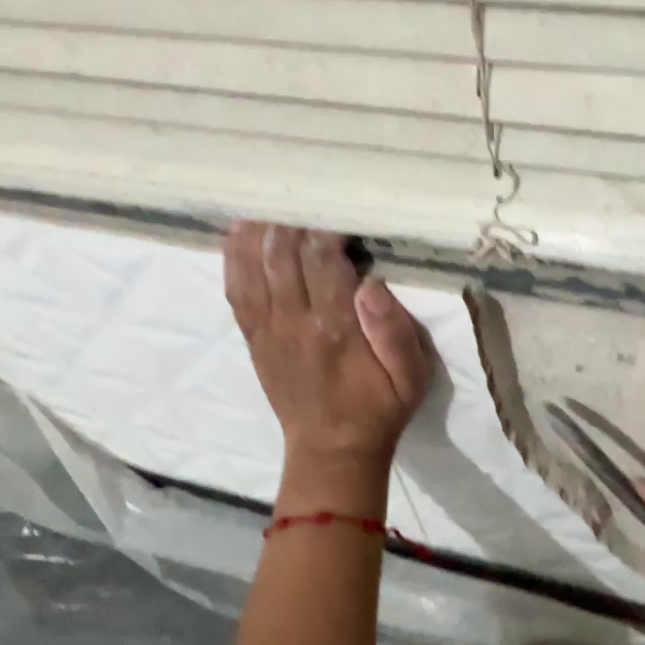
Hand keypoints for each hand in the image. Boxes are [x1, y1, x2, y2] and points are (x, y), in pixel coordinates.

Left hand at [225, 222, 433, 469]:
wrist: (332, 449)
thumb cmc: (380, 407)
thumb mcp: (411, 375)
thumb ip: (394, 330)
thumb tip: (372, 283)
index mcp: (336, 326)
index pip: (322, 260)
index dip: (327, 227)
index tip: (340, 208)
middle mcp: (295, 322)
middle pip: (281, 256)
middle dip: (291, 219)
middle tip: (305, 195)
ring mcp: (268, 330)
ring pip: (252, 268)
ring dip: (258, 231)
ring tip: (268, 200)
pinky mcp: (254, 339)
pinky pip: (236, 292)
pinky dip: (233, 258)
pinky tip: (239, 231)